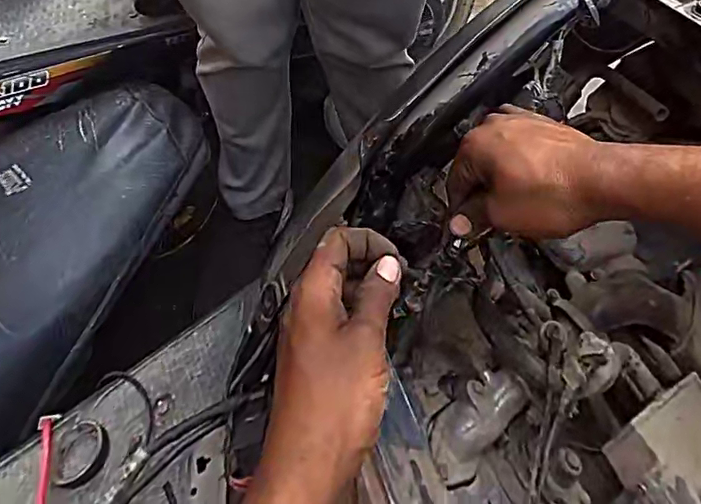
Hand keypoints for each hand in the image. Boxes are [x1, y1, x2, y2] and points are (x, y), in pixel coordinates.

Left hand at [251, 227, 404, 503]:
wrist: (307, 462)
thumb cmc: (329, 409)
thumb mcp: (366, 341)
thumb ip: (378, 296)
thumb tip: (388, 266)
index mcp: (310, 293)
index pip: (335, 239)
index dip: (368, 238)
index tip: (393, 254)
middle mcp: (302, 306)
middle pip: (334, 260)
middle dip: (369, 259)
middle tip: (398, 274)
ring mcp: (305, 329)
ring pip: (336, 288)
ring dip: (365, 286)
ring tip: (394, 298)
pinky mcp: (312, 353)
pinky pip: (335, 315)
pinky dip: (357, 311)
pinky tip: (378, 328)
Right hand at [446, 108, 615, 239]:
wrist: (602, 178)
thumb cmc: (557, 191)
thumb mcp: (504, 215)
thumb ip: (474, 216)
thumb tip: (460, 221)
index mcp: (474, 144)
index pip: (454, 181)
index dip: (460, 209)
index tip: (468, 224)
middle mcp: (492, 125)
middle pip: (475, 164)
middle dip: (483, 190)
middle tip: (496, 217)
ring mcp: (518, 121)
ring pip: (498, 153)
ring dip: (502, 175)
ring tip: (520, 200)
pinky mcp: (541, 124)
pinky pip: (520, 145)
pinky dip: (521, 161)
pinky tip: (534, 180)